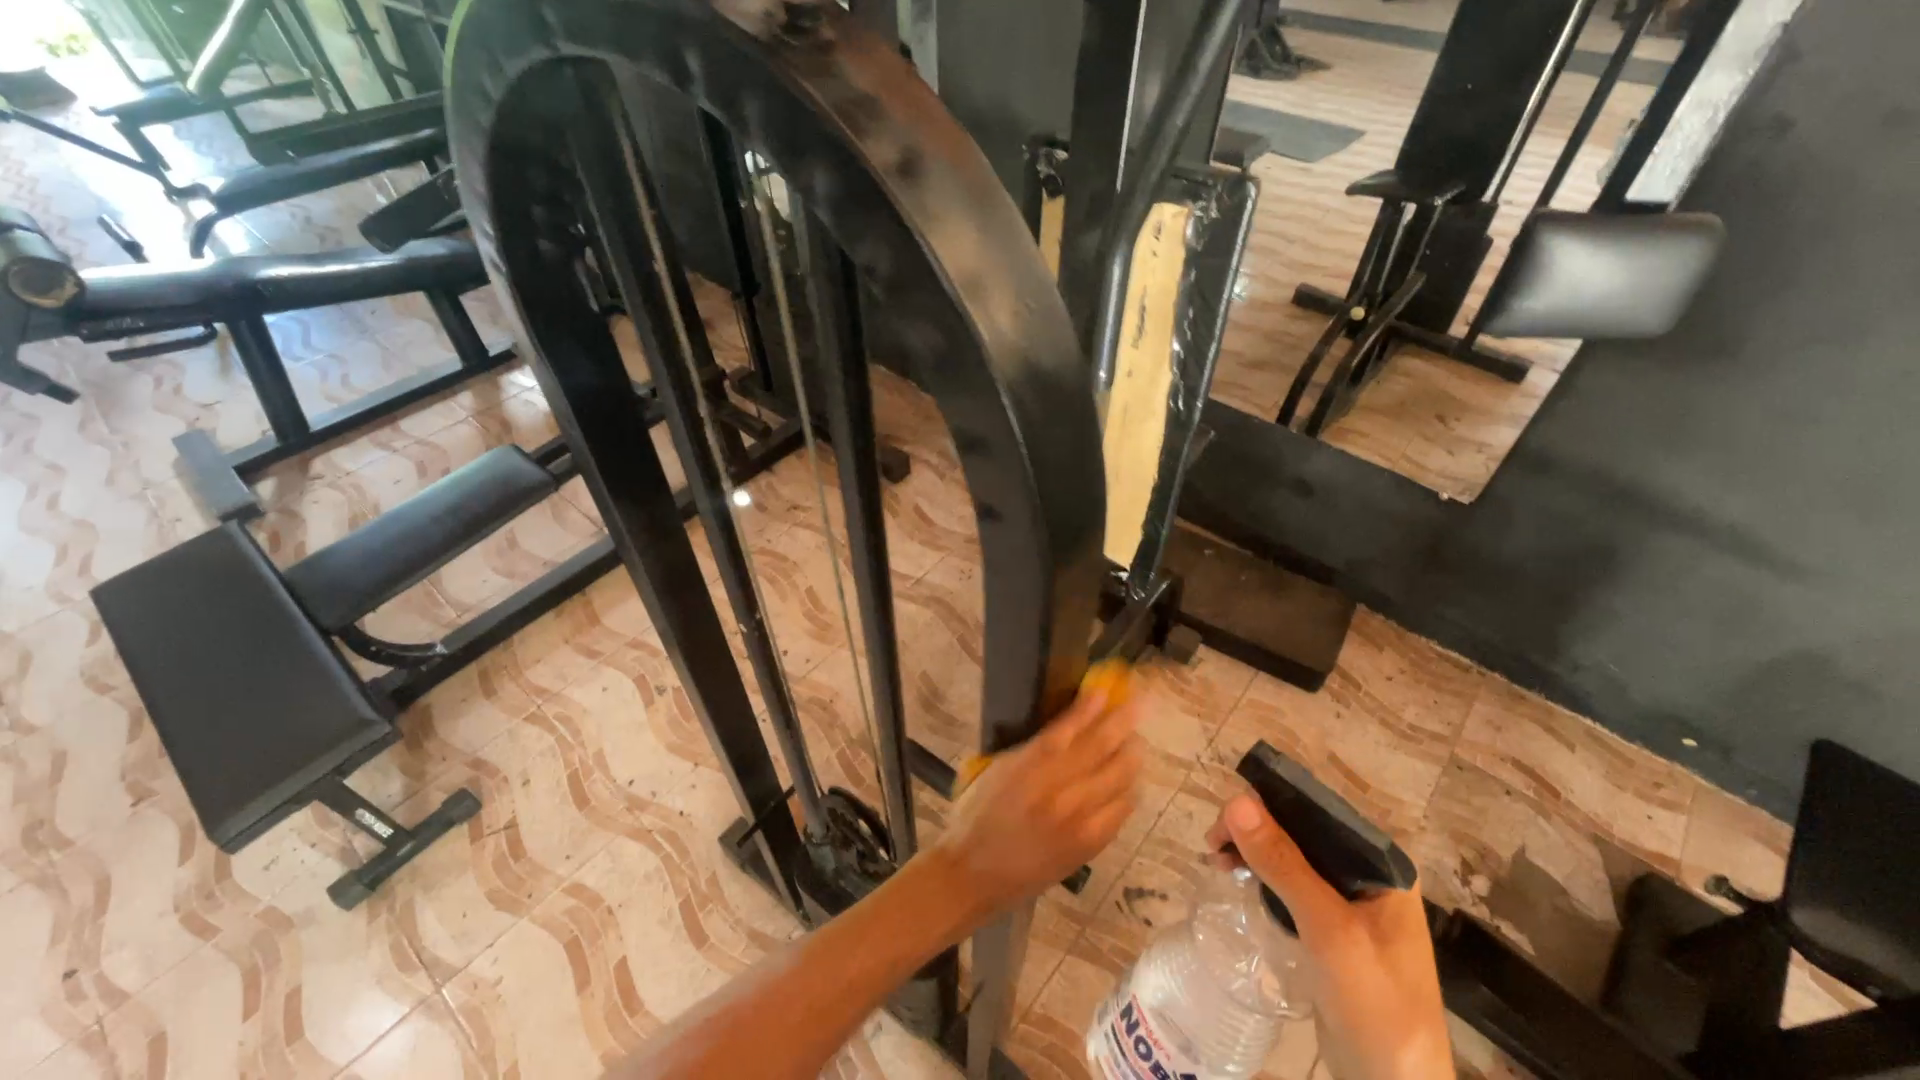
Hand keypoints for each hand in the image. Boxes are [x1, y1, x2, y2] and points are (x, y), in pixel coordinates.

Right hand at [930, 670, 1142, 915]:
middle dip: (1124, 722)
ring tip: (1132, 744)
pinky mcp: (1092, 843)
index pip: (1070, 728)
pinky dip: (1128, 788)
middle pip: (1104, 747)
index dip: (1092, 706)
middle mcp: (1059, 790)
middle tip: (1134, 709)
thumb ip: (1034, 747)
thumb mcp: (997, 771)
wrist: (976, 876)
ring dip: (1131, 753)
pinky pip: (1123, 808)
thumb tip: (1073, 723)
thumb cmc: (978, 816)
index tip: (1107, 690)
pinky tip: (1126, 781)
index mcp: (1028, 768)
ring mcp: (1079, 819)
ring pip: (1122, 776)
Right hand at [1208, 795, 1453, 1079]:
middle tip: (1212, 846)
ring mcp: (1354, 908)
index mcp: (1384, 867)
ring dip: (1257, 854)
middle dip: (1257, 831)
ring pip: (1297, 861)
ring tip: (1217, 862)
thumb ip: (1284, 864)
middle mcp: (1372, 879)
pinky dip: (1265, 882)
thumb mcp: (1327, 928)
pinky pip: (1295, 892)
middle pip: (1306, 834)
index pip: (1322, 813)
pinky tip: (1241, 884)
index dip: (1271, 805)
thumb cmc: (1374, 1001)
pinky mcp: (1335, 934)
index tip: (1224, 818)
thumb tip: (1237, 801)